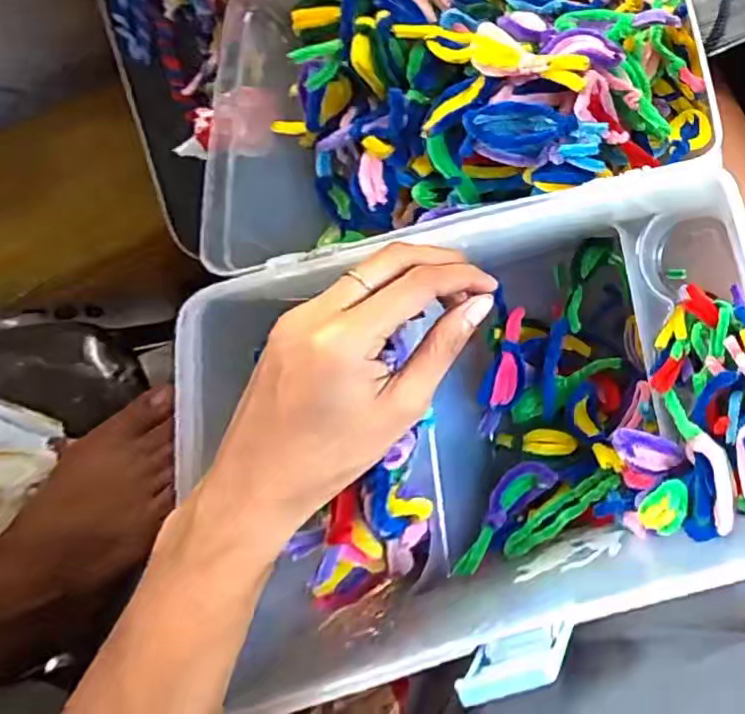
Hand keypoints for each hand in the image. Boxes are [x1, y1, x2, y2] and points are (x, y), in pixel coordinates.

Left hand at [196, 244, 496, 544]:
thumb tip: (480, 304)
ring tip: (450, 293)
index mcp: (344, 338)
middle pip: (390, 258)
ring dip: (415, 269)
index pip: (416, 283)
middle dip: (440, 259)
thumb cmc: (335, 457)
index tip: (491, 287)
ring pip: (369, 267)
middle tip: (475, 279)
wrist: (253, 487)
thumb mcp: (404, 406)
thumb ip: (443, 346)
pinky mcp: (293, 322)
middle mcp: (316, 312)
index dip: (461, 276)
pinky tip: (410, 308)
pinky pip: (351, 286)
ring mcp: (299, 313)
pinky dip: (388, 285)